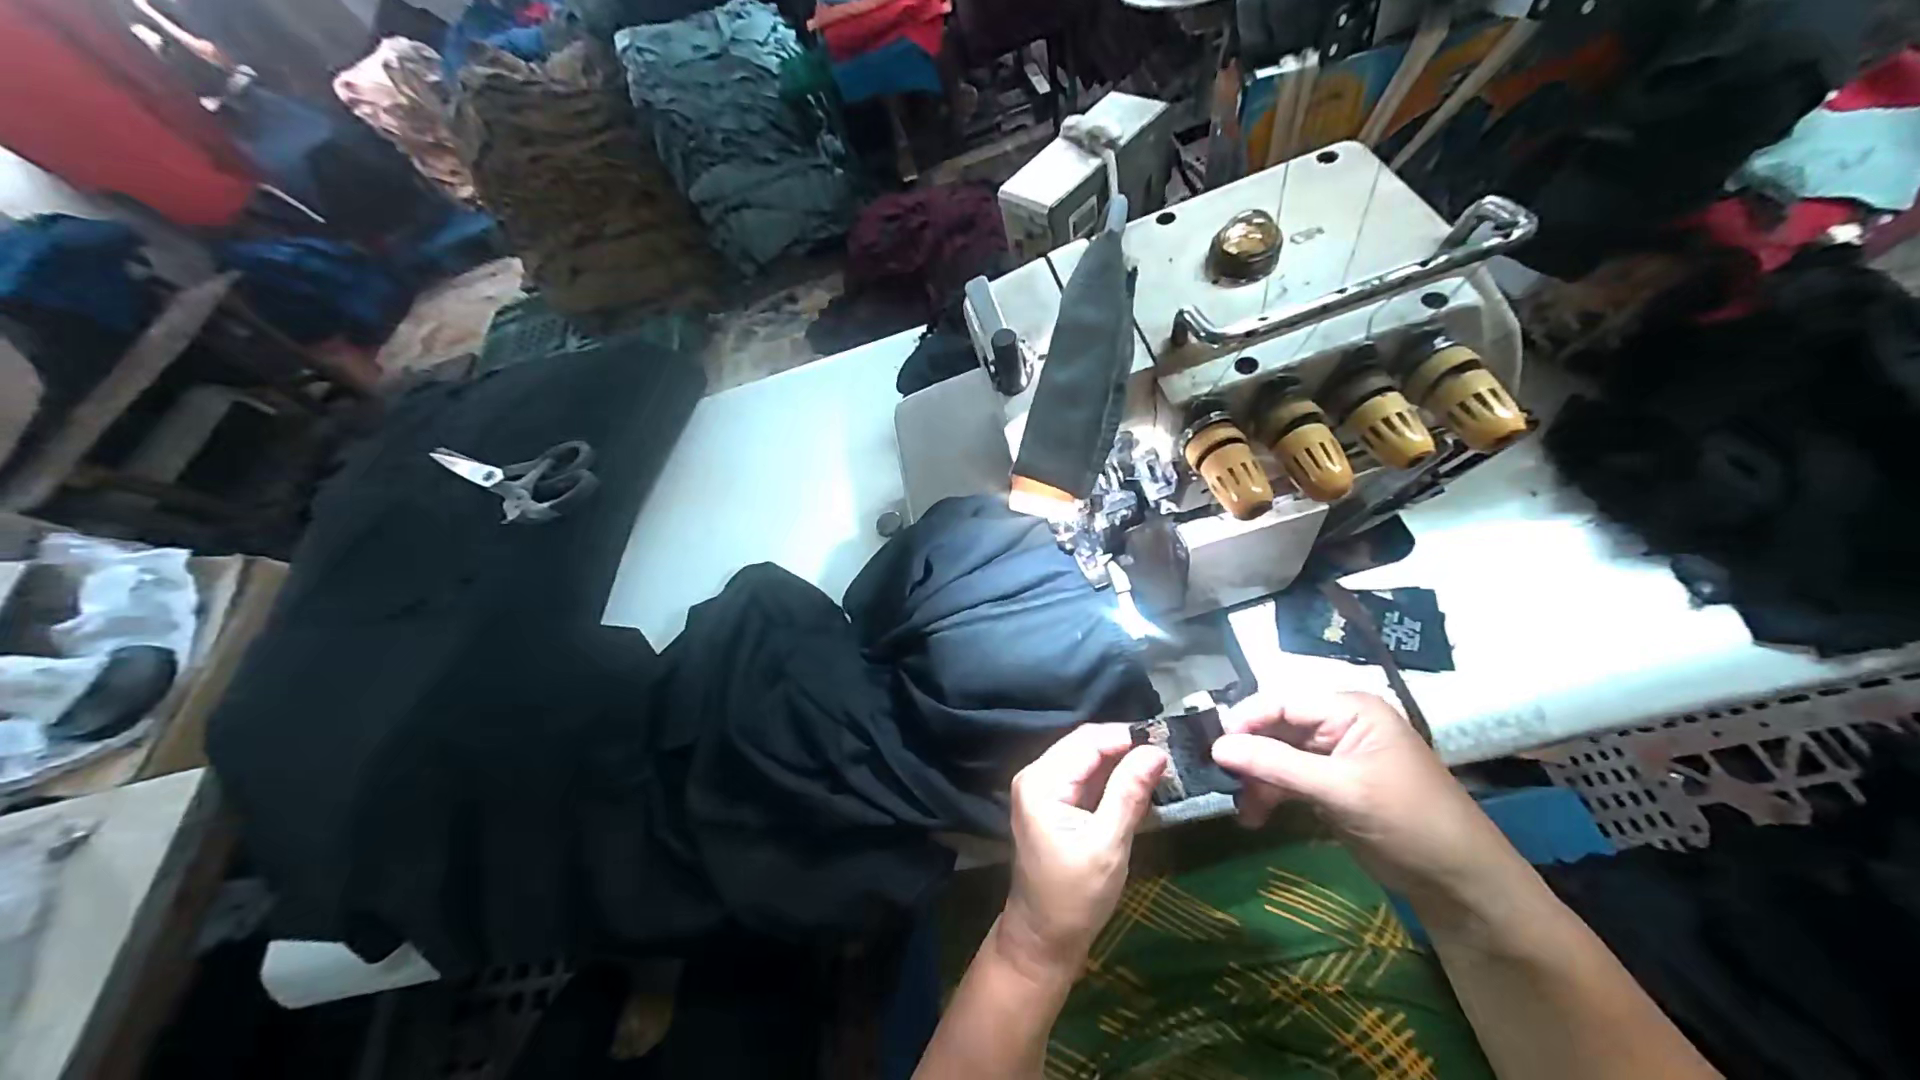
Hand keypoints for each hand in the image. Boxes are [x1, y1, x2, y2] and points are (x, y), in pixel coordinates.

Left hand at [998, 724, 1166, 979]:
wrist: (1043, 938)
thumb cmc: (1074, 897)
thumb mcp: (1108, 845)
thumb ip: (1129, 793)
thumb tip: (1156, 751)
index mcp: (1041, 782)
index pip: (1087, 741)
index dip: (1127, 736)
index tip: (1167, 741)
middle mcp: (1036, 775)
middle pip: (1085, 744)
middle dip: (1125, 745)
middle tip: (1168, 752)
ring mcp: (1042, 788)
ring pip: (1087, 757)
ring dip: (1121, 759)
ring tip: (1160, 765)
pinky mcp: (1053, 802)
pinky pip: (1084, 775)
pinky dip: (1111, 776)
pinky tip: (1138, 782)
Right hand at [1211, 692, 1521, 912]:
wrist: (1461, 885)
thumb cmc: (1409, 823)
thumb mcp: (1341, 791)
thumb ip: (1276, 765)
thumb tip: (1216, 747)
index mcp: (1349, 709)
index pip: (1280, 703)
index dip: (1244, 722)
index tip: (1212, 750)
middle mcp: (1338, 723)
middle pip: (1274, 728)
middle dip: (1248, 756)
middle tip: (1222, 783)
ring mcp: (1333, 754)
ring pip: (1275, 755)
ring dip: (1256, 781)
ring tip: (1243, 811)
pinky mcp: (1330, 783)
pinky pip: (1286, 778)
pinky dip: (1269, 795)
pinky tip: (1255, 817)